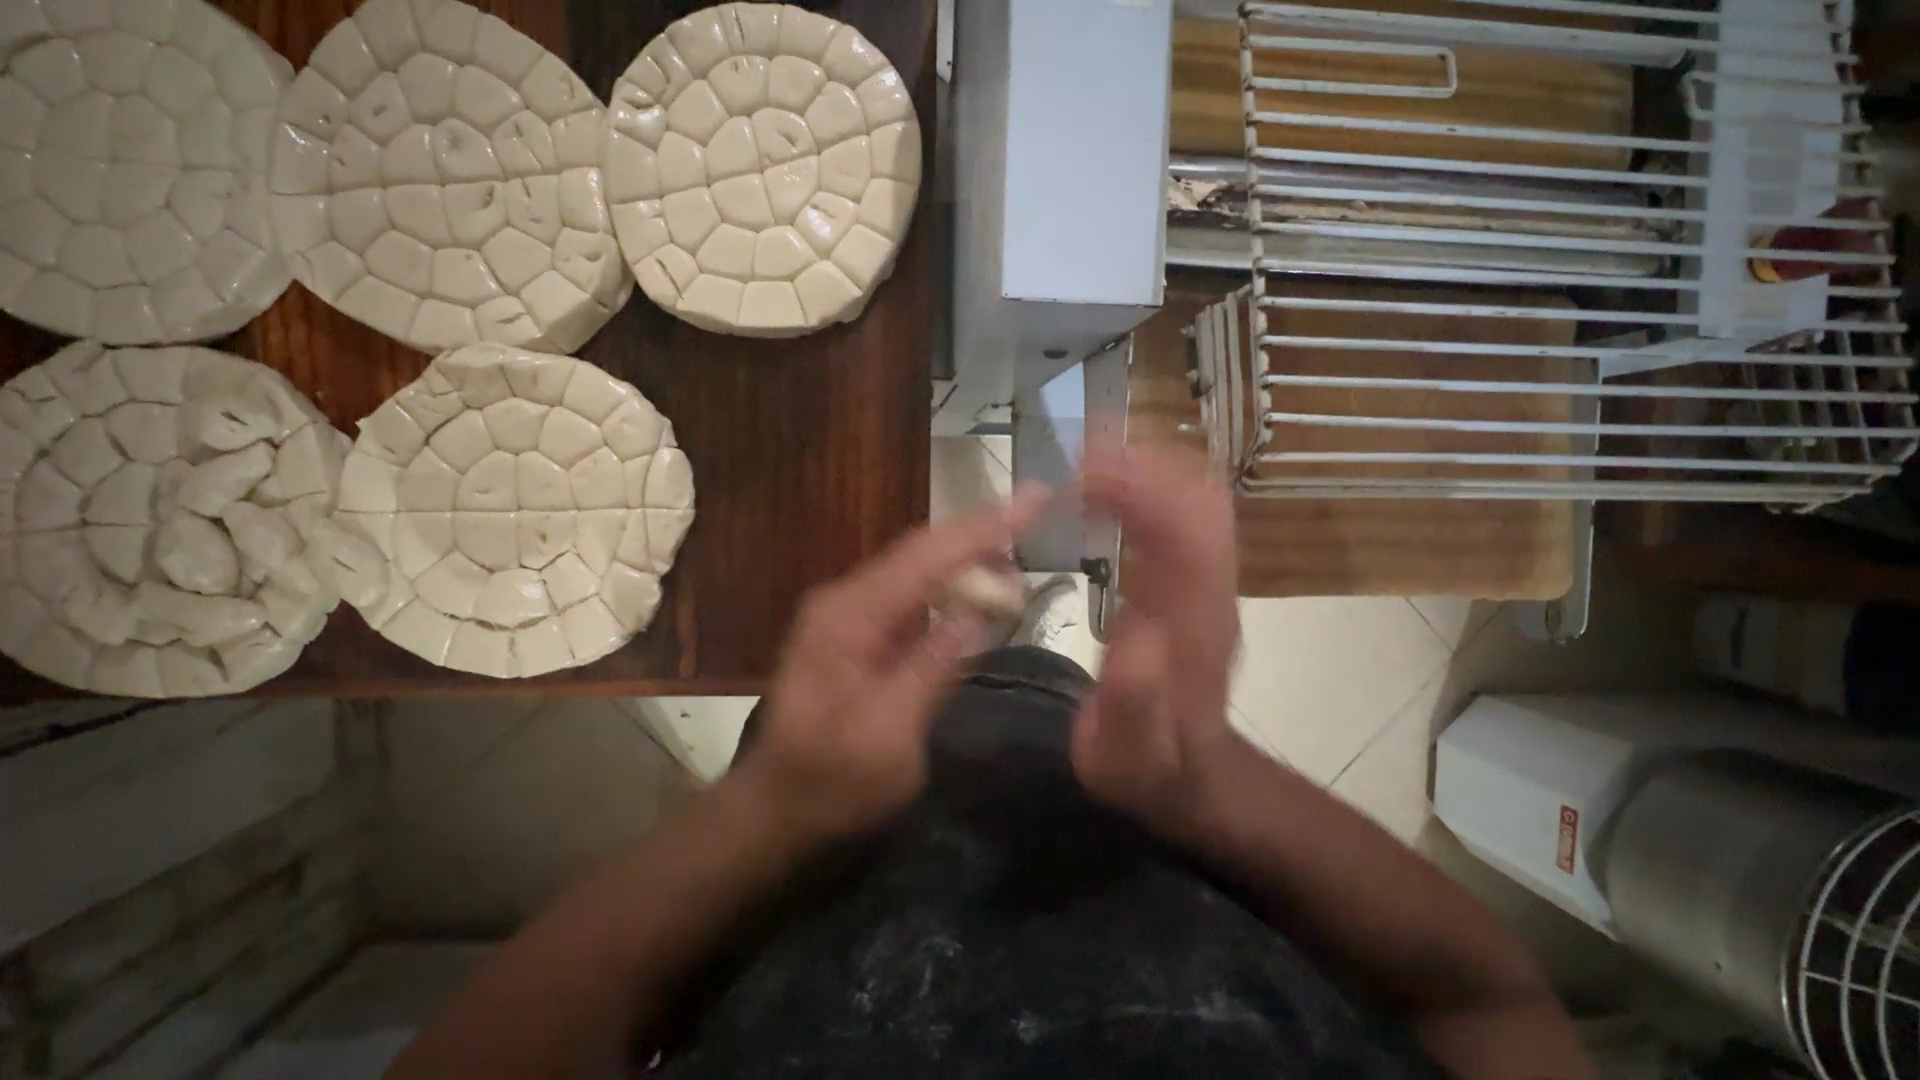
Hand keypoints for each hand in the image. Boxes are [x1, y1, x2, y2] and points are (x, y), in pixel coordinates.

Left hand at [735, 488, 1048, 843]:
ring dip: (968, 559)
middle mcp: (844, 600)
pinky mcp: (856, 633)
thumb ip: (931, 669)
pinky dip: (949, 587)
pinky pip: (909, 594)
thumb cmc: (832, 783)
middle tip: (1038, 521)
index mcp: (849, 618)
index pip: (926, 556)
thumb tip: (977, 615)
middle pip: (921, 551)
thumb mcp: (889, 737)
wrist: (777, 808)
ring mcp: (847, 615)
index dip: (983, 526)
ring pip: (917, 568)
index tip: (1035, 498)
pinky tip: (980, 592)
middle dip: (980, 534)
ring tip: (1021, 556)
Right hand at [1071, 441, 1245, 834]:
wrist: (1191, 779)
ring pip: (1195, 501)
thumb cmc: (1150, 768)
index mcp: (1197, 623)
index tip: (1087, 468)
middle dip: (1148, 463)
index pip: (1188, 535)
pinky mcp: (1190, 584)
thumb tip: (1137, 630)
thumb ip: (1134, 700)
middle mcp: (1210, 590)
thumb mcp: (1129, 752)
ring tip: (1090, 453)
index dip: (1145, 491)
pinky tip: (1105, 485)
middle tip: (1084, 449)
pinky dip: (1146, 489)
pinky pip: (1179, 518)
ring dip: (1149, 468)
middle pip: (1202, 501)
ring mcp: (1205, 583)